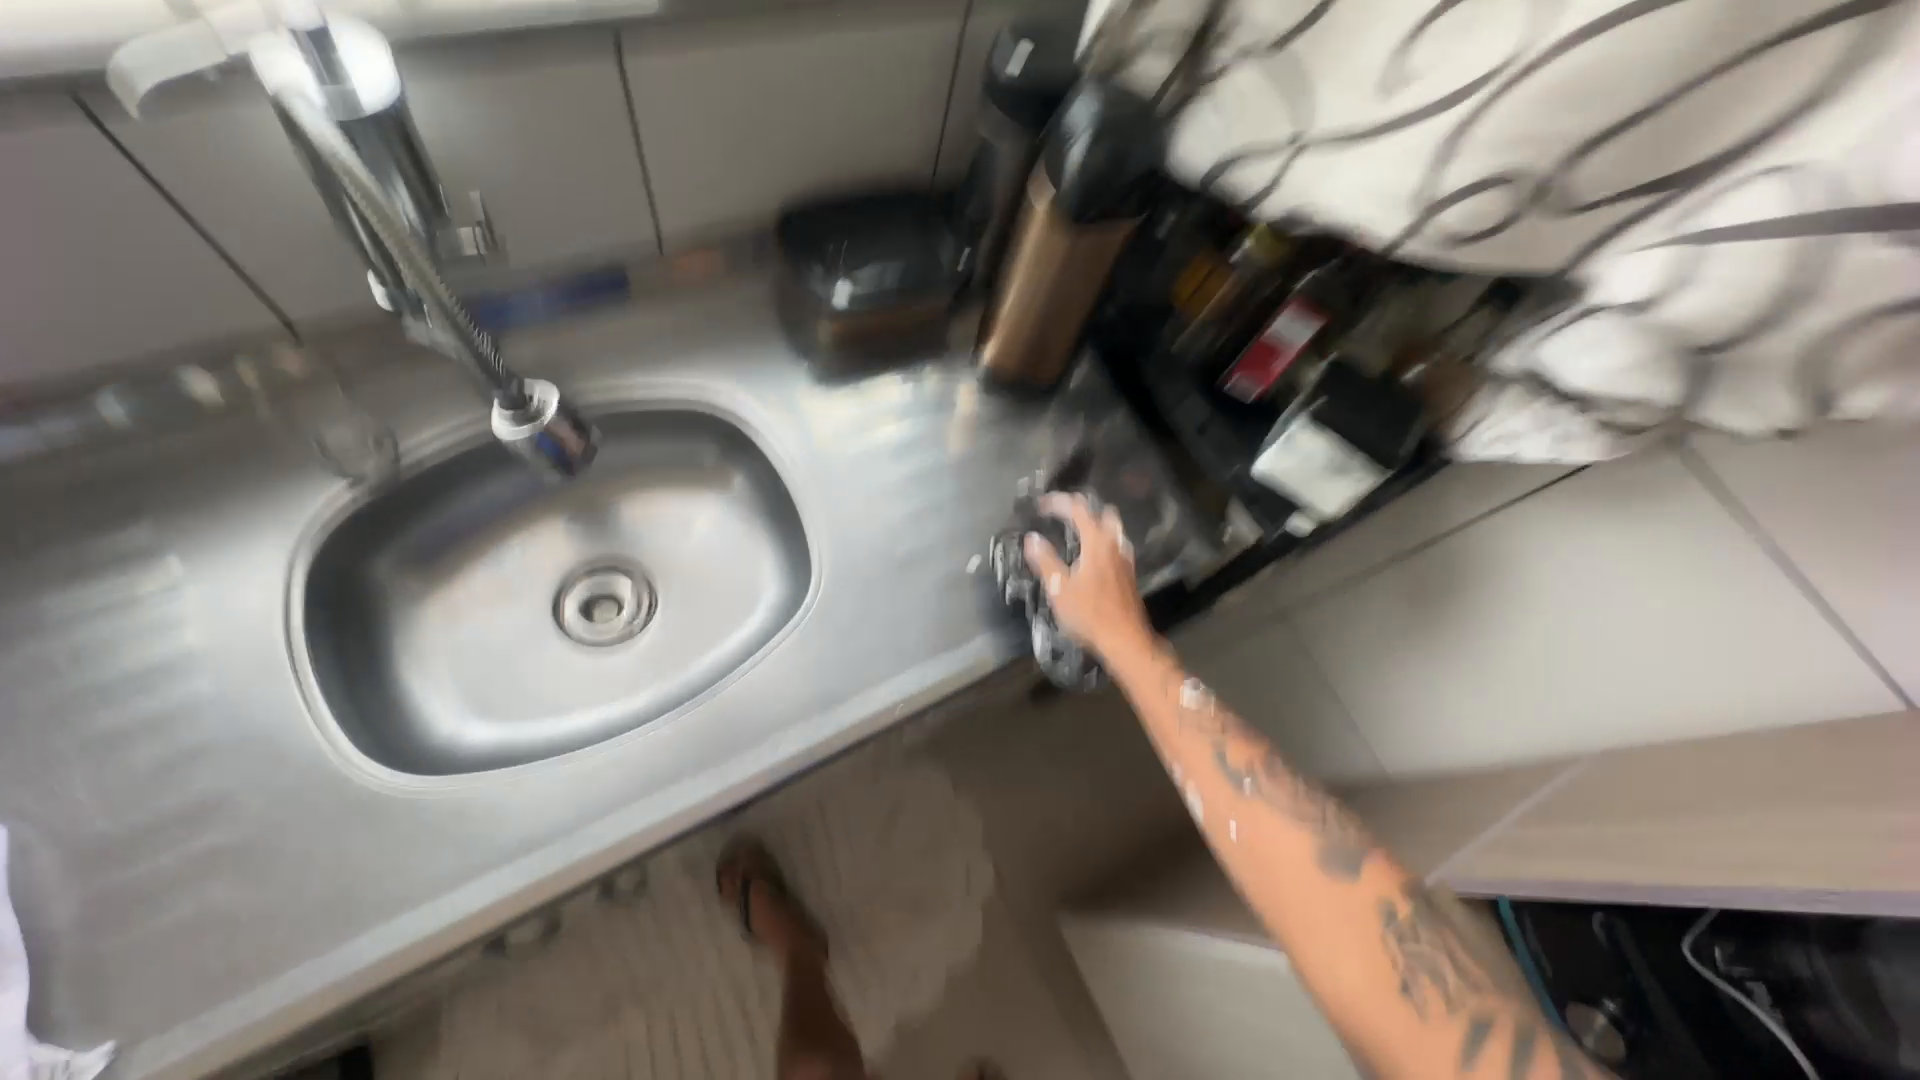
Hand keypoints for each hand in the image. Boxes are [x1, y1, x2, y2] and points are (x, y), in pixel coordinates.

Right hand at [1022, 493, 1152, 661]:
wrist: (1125, 639)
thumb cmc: (1089, 614)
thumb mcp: (1059, 588)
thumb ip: (1045, 560)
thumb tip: (1031, 539)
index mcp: (1096, 542)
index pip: (1077, 508)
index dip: (1057, 502)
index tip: (1039, 505)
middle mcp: (1114, 543)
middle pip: (1100, 512)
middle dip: (1080, 507)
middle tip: (1060, 512)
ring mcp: (1125, 557)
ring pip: (1112, 527)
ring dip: (1094, 522)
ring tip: (1075, 530)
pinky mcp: (1129, 572)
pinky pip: (1115, 544)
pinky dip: (1102, 540)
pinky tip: (1092, 555)